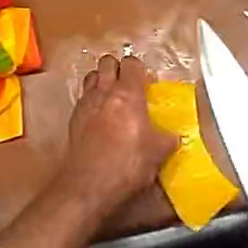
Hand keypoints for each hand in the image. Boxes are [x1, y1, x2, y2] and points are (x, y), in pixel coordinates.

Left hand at [58, 54, 177, 217]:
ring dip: (101, 80)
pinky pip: (82, 97)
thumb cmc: (127, 164)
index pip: (132, 63)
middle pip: (107, 62)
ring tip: (112, 95)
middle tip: (128, 84)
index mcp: (128, 93)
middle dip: (117, 67)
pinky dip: (91, 99)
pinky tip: (99, 116)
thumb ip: (167, 138)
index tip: (146, 82)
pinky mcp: (73, 118)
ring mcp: (86, 103)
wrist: (89, 186)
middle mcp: (104, 91)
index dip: (139, 69)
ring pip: (91, 76)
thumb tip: (174, 136)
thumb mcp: (158, 152)